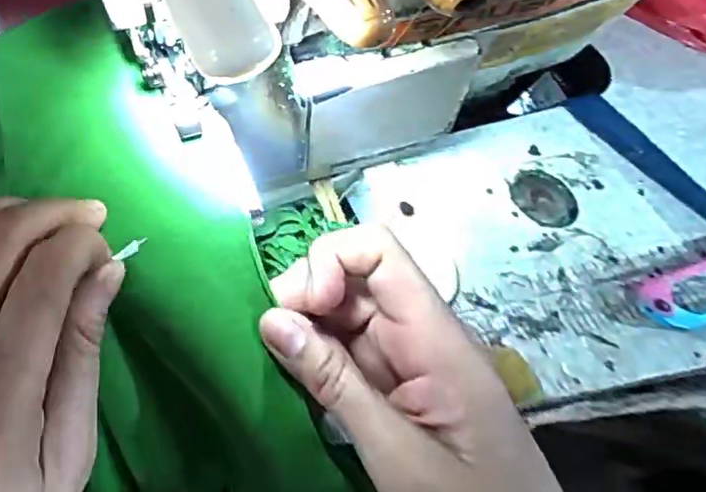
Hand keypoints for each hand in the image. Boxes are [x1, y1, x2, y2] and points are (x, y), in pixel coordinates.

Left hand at [0, 198, 123, 491]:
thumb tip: (108, 268)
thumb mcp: (65, 455)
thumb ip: (82, 353)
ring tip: (47, 215)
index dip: (81, 245)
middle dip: (55, 214)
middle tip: (91, 217)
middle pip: (1, 242)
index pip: (43, 278)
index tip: (105, 249)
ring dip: (8, 208)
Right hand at [259, 224, 558, 491]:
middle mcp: (420, 333)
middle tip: (272, 336)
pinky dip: (317, 354)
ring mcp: (408, 359)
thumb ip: (334, 383)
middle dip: (307, 295)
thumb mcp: (397, 453)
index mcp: (434, 335)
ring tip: (277, 357)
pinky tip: (295, 373)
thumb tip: (270, 319)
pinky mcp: (397, 385)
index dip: (333, 261)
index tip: (305, 306)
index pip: (379, 252)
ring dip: (306, 325)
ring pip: (345, 312)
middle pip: (354, 278)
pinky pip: (348, 348)